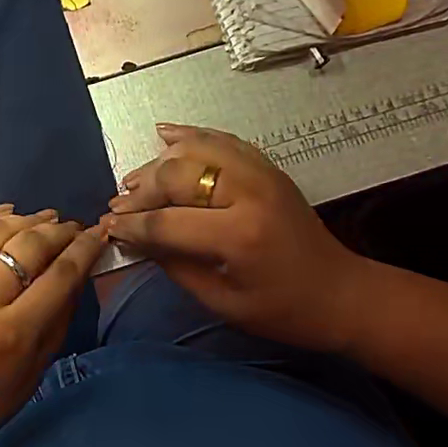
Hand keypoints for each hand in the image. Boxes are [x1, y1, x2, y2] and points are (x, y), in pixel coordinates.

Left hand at [0, 205, 108, 446]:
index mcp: (14, 333)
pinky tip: (4, 213)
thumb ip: (60, 318)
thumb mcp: (35, 370)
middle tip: (71, 227)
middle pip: (29, 246)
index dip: (85, 248)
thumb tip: (79, 271)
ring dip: (24, 219)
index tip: (96, 235)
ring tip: (42, 218)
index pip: (60, 274)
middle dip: (58, 230)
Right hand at [106, 124, 370, 352]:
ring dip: (160, 162)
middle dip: (141, 191)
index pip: (167, 221)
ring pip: (196, 149)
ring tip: (134, 180)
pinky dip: (191, 136)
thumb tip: (135, 239)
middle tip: (118, 207)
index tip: (106, 227)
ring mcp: (261, 172)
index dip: (132, 225)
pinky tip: (165, 136)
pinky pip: (222, 139)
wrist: (341, 292)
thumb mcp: (222, 301)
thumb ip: (175, 265)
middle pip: (177, 174)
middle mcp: (248, 191)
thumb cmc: (282, 310)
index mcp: (238, 235)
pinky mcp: (267, 167)